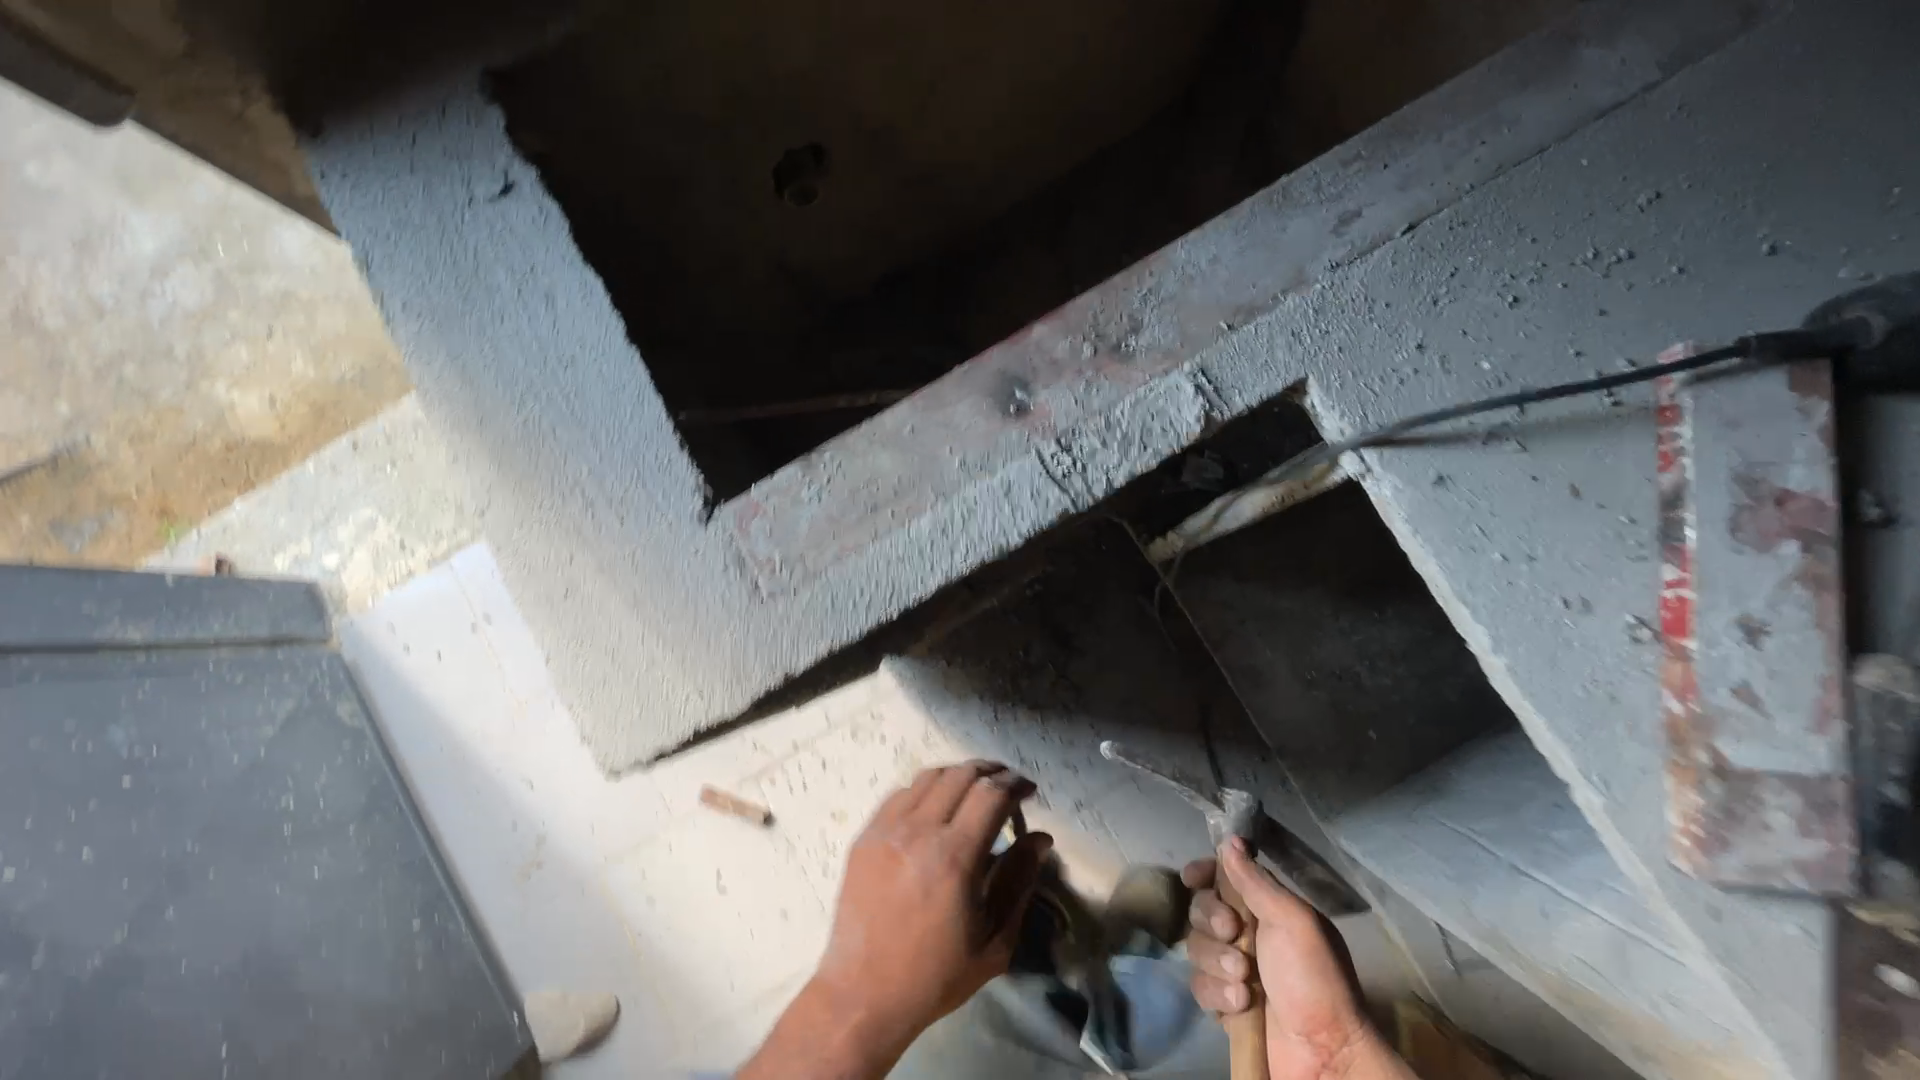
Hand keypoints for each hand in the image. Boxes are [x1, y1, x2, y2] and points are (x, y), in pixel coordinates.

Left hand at [809, 762, 1052, 1050]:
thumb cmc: (936, 975)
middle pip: (961, 775)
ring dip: (959, 775)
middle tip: (1009, 785)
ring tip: (976, 789)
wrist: (863, 993)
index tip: (1030, 791)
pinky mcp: (865, 836)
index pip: (991, 794)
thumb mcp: (994, 940)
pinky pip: (900, 794)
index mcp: (954, 858)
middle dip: (992, 772)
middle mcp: (918, 832)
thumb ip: (1019, 881)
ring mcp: (886, 830)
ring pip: (929, 776)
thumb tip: (1041, 838)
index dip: (1016, 784)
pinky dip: (926, 789)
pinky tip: (937, 806)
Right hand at [1184, 839, 1412, 1079]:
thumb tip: (1229, 840)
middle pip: (1201, 909)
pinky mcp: (1223, 1002)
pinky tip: (1242, 1005)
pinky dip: (1218, 994)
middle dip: (1212, 920)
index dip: (1204, 873)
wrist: (1323, 1052)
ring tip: (1246, 981)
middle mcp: (1246, 933)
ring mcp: (1232, 969)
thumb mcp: (1293, 921)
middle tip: (1235, 933)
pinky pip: (1199, 985)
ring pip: (1195, 947)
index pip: (1223, 878)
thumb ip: (1256, 881)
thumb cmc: (1314, 978)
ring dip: (1218, 962)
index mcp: (1267, 909)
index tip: (1193, 877)